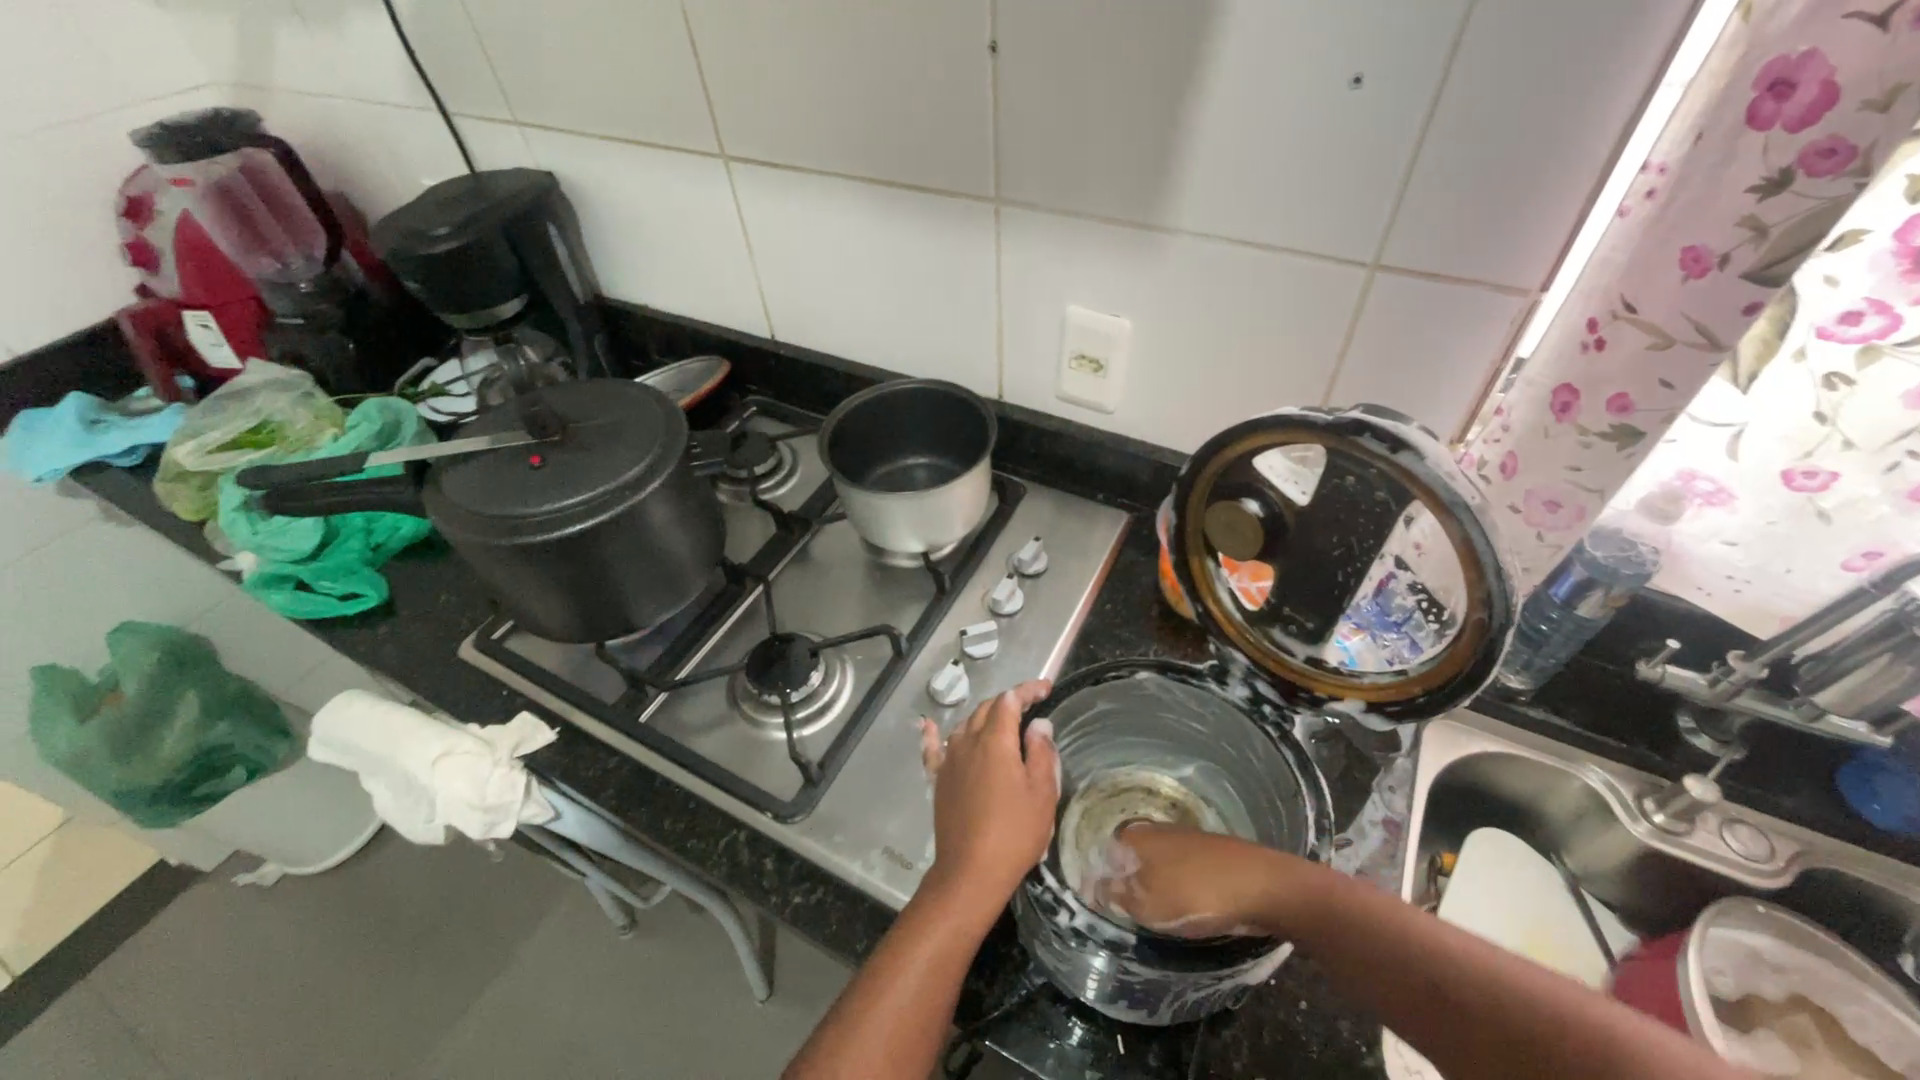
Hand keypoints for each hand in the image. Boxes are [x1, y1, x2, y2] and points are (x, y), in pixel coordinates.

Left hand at [918, 680, 1058, 910]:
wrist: (971, 871)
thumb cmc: (1015, 832)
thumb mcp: (1042, 792)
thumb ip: (1041, 752)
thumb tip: (1038, 724)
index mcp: (995, 741)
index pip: (1009, 701)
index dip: (1027, 690)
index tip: (1045, 688)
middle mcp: (967, 742)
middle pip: (986, 709)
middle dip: (1008, 702)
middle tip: (1031, 705)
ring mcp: (948, 761)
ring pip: (964, 726)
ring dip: (983, 717)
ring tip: (1002, 721)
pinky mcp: (938, 780)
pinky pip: (933, 749)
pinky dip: (933, 734)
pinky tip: (928, 725)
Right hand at [1086, 823, 1301, 937]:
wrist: (1265, 887)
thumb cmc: (1196, 895)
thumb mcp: (1147, 905)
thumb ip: (1116, 895)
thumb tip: (1093, 885)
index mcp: (1137, 837)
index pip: (1105, 850)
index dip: (1099, 875)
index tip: (1100, 900)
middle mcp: (1158, 830)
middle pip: (1132, 852)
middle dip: (1127, 875)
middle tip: (1127, 907)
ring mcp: (1189, 837)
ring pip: (1159, 858)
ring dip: (1154, 879)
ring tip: (1157, 908)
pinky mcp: (1213, 851)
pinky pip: (1184, 865)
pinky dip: (1179, 881)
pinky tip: (1187, 900)